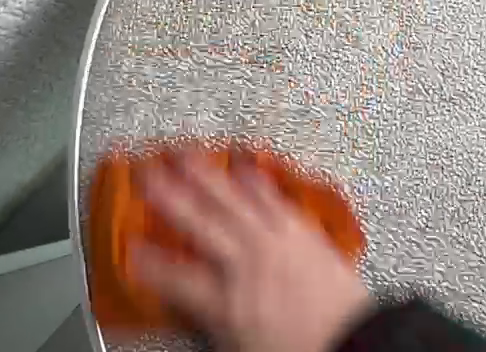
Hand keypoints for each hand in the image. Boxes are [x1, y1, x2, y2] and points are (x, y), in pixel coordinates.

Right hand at [131, 155, 372, 351]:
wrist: (355, 346)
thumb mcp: (242, 348)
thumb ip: (212, 323)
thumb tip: (192, 314)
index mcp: (228, 304)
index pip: (176, 279)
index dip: (148, 262)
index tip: (130, 248)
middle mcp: (247, 265)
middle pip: (199, 223)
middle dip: (168, 196)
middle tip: (145, 174)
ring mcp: (275, 242)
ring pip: (232, 200)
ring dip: (205, 174)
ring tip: (184, 153)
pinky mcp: (301, 230)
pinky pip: (272, 198)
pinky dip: (255, 179)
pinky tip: (243, 164)